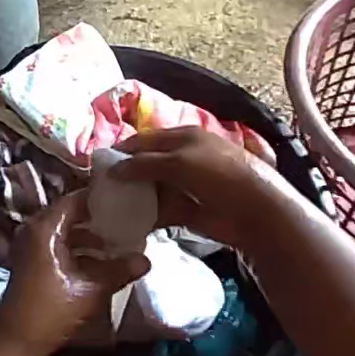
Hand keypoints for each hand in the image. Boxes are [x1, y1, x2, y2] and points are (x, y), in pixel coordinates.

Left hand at [0, 193, 148, 355]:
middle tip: (128, 220)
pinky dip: (78, 249)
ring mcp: (30, 247)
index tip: (125, 198)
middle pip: (69, 215)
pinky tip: (102, 260)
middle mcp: (33, 231)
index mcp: (43, 229)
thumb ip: (118, 270)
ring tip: (120, 241)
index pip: (73, 201)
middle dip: (97, 218)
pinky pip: (58, 245)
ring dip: (89, 236)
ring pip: (65, 232)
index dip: (98, 198)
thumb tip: (146, 259)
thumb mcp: (90, 290)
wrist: (16, 339)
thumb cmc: (51, 310)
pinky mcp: (32, 262)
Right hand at [111, 127, 304, 250]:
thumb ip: (142, 163)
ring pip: (149, 186)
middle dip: (125, 173)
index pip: (144, 140)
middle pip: (145, 163)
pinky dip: (144, 214)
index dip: (121, 149)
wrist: (256, 214)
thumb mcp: (178, 162)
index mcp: (183, 137)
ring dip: (132, 194)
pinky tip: (126, 218)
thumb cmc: (219, 177)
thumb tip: (112, 170)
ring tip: (108, 203)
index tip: (98, 163)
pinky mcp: (185, 209)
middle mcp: (183, 157)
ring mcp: (184, 184)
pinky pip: (158, 209)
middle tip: (100, 185)